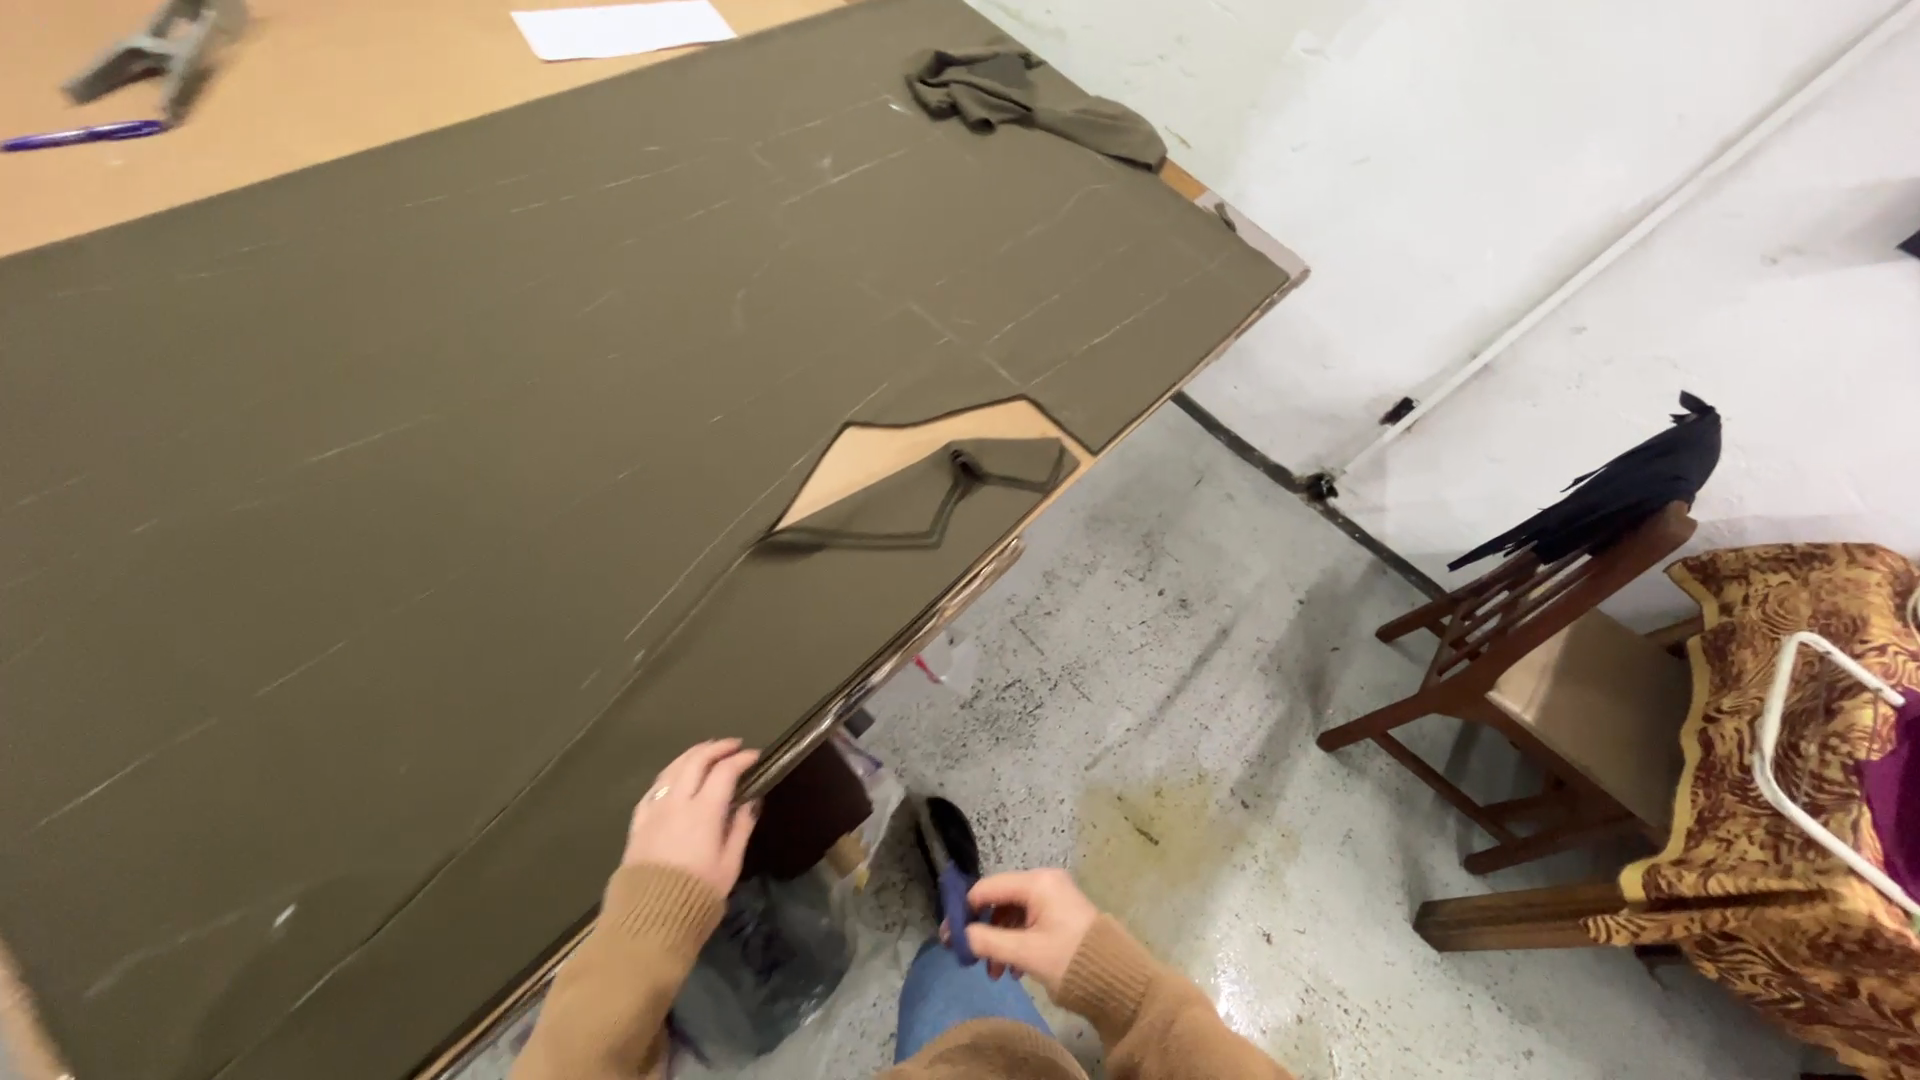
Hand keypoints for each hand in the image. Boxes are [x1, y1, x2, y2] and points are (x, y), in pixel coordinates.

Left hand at [622, 739, 759, 895]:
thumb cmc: (697, 894)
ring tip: (706, 752)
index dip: (742, 759)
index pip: (725, 771)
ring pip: (672, 769)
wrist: (649, 920)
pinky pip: (654, 788)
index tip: (755, 757)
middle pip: (696, 761)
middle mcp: (677, 803)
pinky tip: (674, 777)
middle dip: (717, 748)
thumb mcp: (729, 865)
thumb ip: (740, 828)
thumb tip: (752, 800)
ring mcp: (654, 810)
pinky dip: (669, 775)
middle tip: (733, 746)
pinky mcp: (638, 823)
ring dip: (691, 755)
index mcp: (704, 811)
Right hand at [961, 869, 1098, 998]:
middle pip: (1000, 900)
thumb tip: (957, 936)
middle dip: (983, 930)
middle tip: (969, 957)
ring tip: (995, 973)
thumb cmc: (1069, 959)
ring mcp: (1054, 898)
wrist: (1117, 980)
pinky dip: (1016, 943)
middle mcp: (1044, 882)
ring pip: (1013, 914)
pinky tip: (1012, 969)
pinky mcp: (1060, 915)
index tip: (948, 936)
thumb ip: (987, 941)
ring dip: (999, 942)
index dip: (965, 910)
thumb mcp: (1025, 952)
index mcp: (1037, 882)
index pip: (988, 887)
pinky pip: (1028, 922)